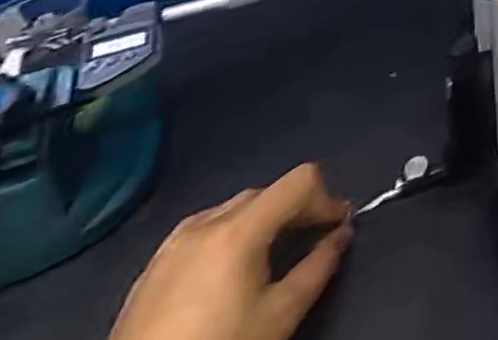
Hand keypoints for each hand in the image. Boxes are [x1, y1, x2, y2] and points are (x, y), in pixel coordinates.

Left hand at [109, 164, 353, 339]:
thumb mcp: (279, 316)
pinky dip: (233, 233)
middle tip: (311, 243)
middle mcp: (207, 221)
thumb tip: (341, 234)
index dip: (327, 199)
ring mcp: (175, 239)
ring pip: (239, 206)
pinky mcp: (155, 261)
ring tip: (271, 258)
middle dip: (299, 210)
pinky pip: (208, 226)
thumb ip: (318, 267)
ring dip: (266, 219)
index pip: (300, 180)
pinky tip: (229, 273)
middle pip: (271, 191)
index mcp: (239, 229)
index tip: (337, 228)